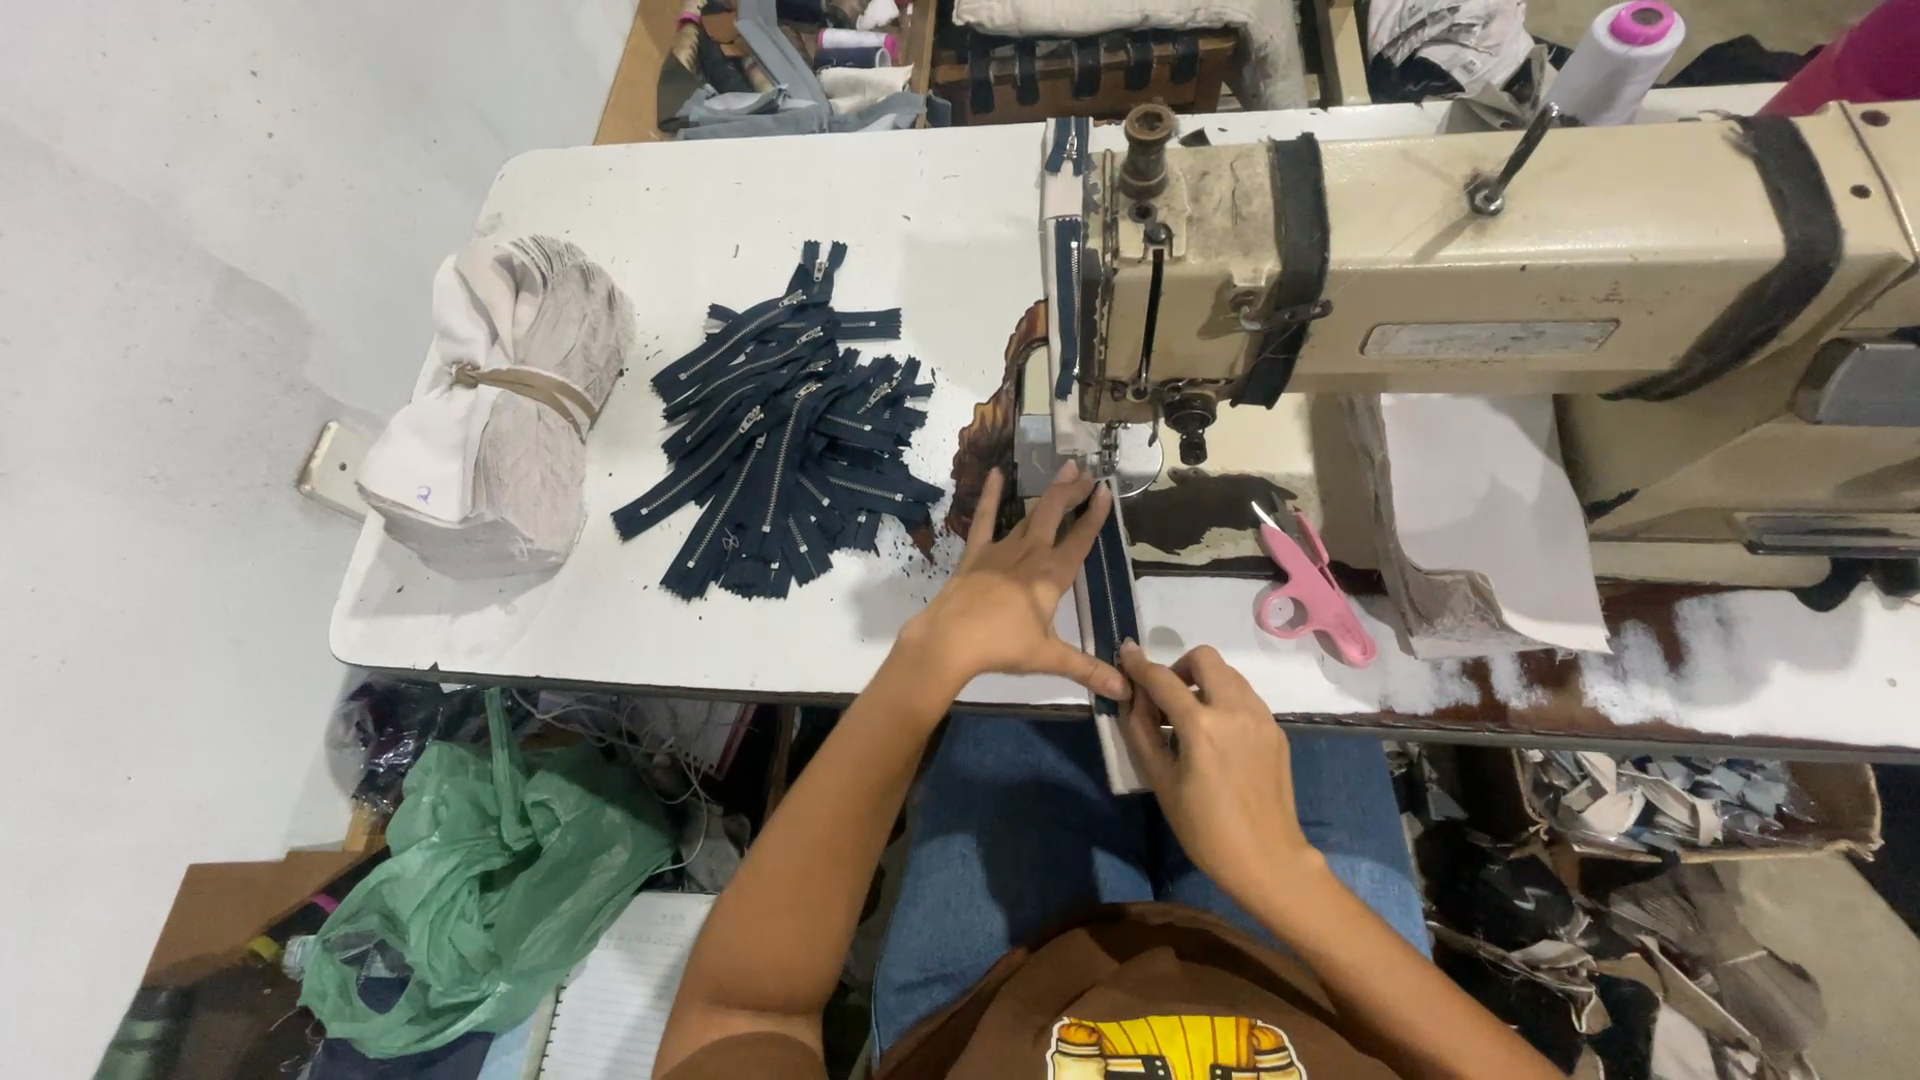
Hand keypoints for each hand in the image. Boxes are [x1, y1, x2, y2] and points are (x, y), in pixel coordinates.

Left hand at [899, 462, 1128, 701]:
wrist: (951, 639)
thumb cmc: (1002, 646)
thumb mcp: (1048, 657)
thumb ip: (1088, 670)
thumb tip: (1124, 689)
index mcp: (1051, 576)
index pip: (1080, 539)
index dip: (1095, 515)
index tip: (1107, 491)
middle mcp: (1029, 555)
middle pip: (1054, 514)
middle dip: (1072, 492)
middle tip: (1087, 472)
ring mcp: (1000, 550)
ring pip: (1028, 514)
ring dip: (1047, 493)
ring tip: (1063, 471)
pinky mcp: (975, 554)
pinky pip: (983, 519)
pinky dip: (989, 495)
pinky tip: (995, 473)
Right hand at [1118, 642, 1319, 903]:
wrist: (1267, 858)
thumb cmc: (1204, 828)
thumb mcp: (1160, 780)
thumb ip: (1142, 730)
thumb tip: (1133, 696)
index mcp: (1201, 726)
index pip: (1162, 679)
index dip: (1139, 665)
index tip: (1126, 654)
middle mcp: (1235, 710)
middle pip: (1204, 658)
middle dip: (1178, 667)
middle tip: (1166, 697)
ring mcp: (1261, 718)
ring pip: (1228, 674)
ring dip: (1203, 682)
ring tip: (1190, 718)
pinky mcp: (1276, 730)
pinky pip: (1245, 697)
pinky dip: (1224, 700)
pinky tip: (1216, 736)